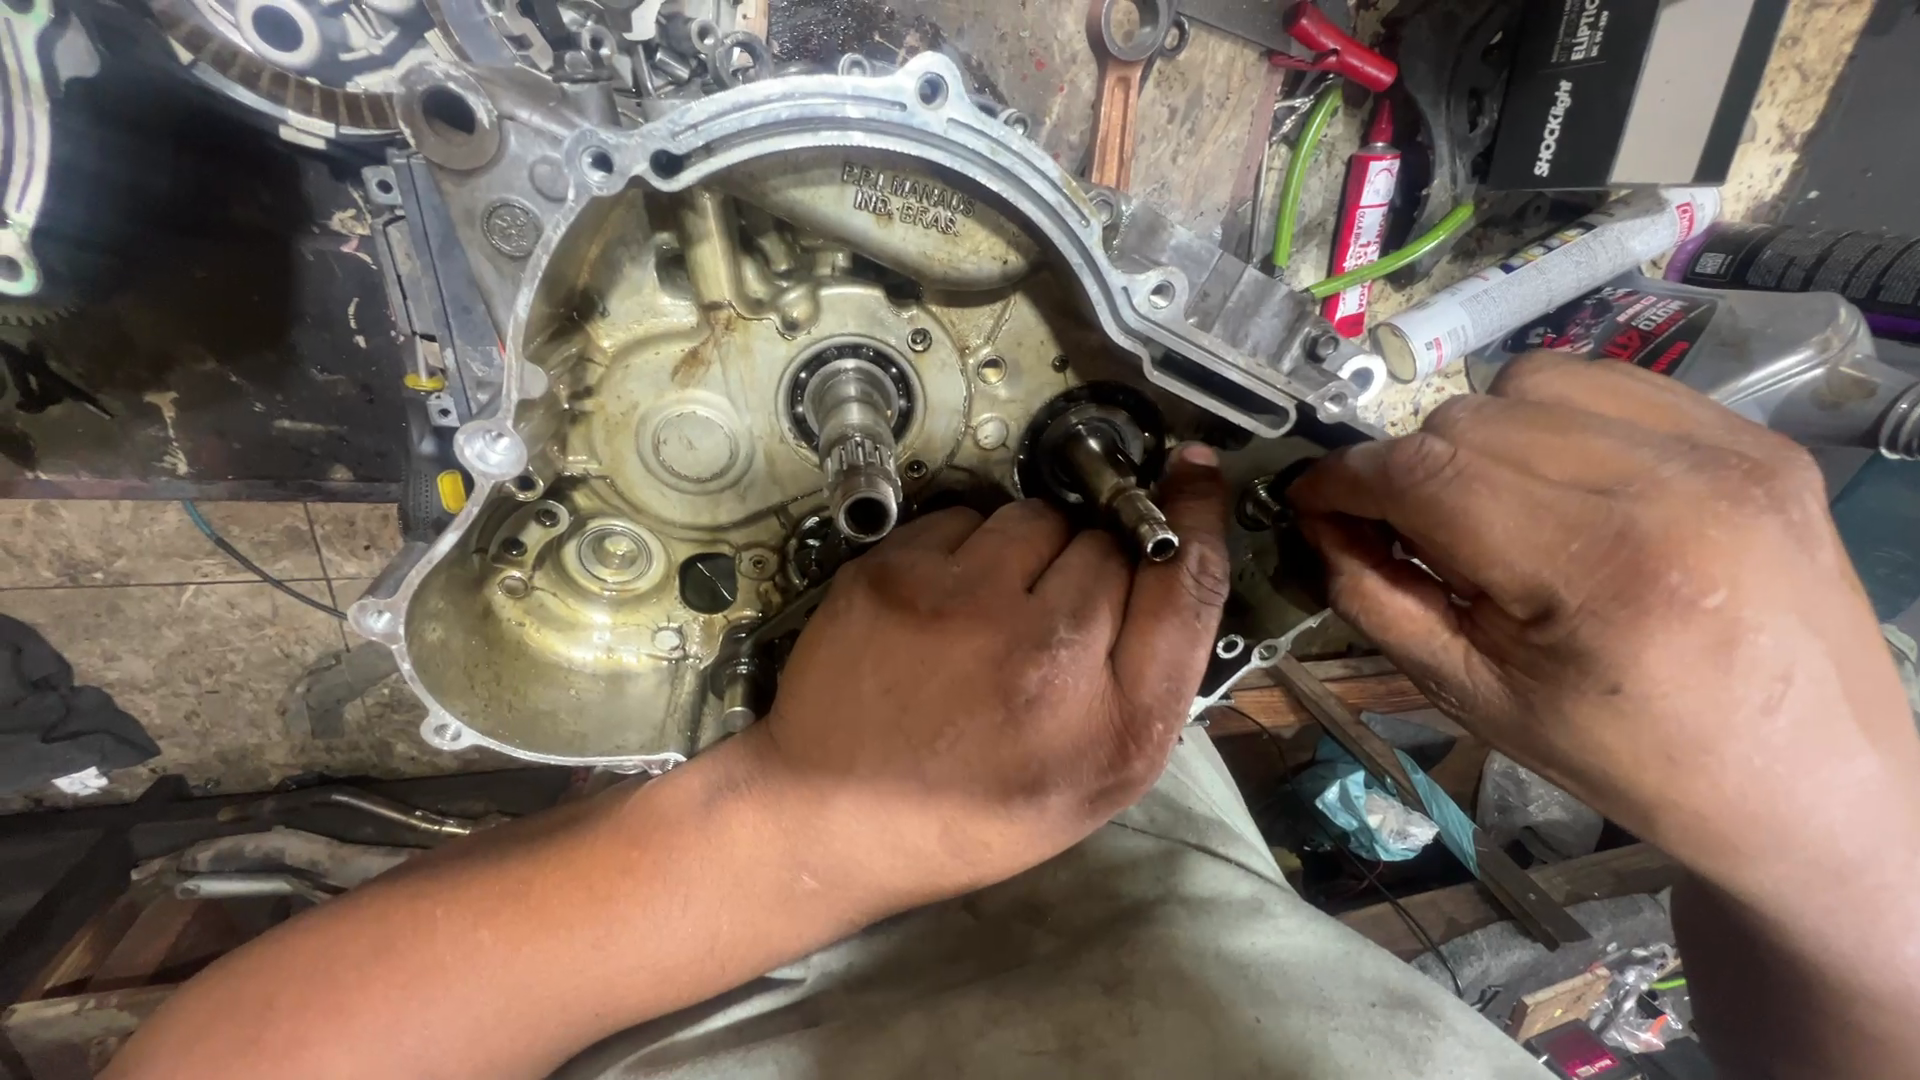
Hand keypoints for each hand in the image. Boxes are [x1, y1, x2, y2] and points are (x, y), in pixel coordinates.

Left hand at [729, 444, 1230, 913]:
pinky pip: (965, 518)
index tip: (1196, 471)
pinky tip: (941, 606)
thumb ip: (1149, 677)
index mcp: (1114, 729)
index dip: (1197, 517)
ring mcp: (961, 606)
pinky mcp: (891, 573)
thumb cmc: (976, 807)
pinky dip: (965, 550)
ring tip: (989, 612)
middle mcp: (1046, 656)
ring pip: (1036, 518)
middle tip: (1046, 622)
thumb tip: (1171, 555)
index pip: (1185, 586)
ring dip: (1028, 551)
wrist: (834, 816)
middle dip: (1089, 569)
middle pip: (1109, 543)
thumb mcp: (1094, 777)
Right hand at [1287, 354, 1919, 888]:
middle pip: (1463, 421)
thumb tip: (1319, 519)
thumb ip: (1371, 594)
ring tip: (1482, 503)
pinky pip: (1597, 382)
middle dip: (1401, 468)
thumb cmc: (1620, 753)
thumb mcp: (1464, 690)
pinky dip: (1538, 418)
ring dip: (1468, 437)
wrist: (1808, 780)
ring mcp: (1727, 446)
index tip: (1308, 498)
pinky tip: (1548, 479)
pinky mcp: (1752, 435)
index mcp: (1598, 567)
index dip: (1343, 478)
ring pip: (1522, 385)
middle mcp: (1672, 482)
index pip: (1423, 473)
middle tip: (1398, 528)